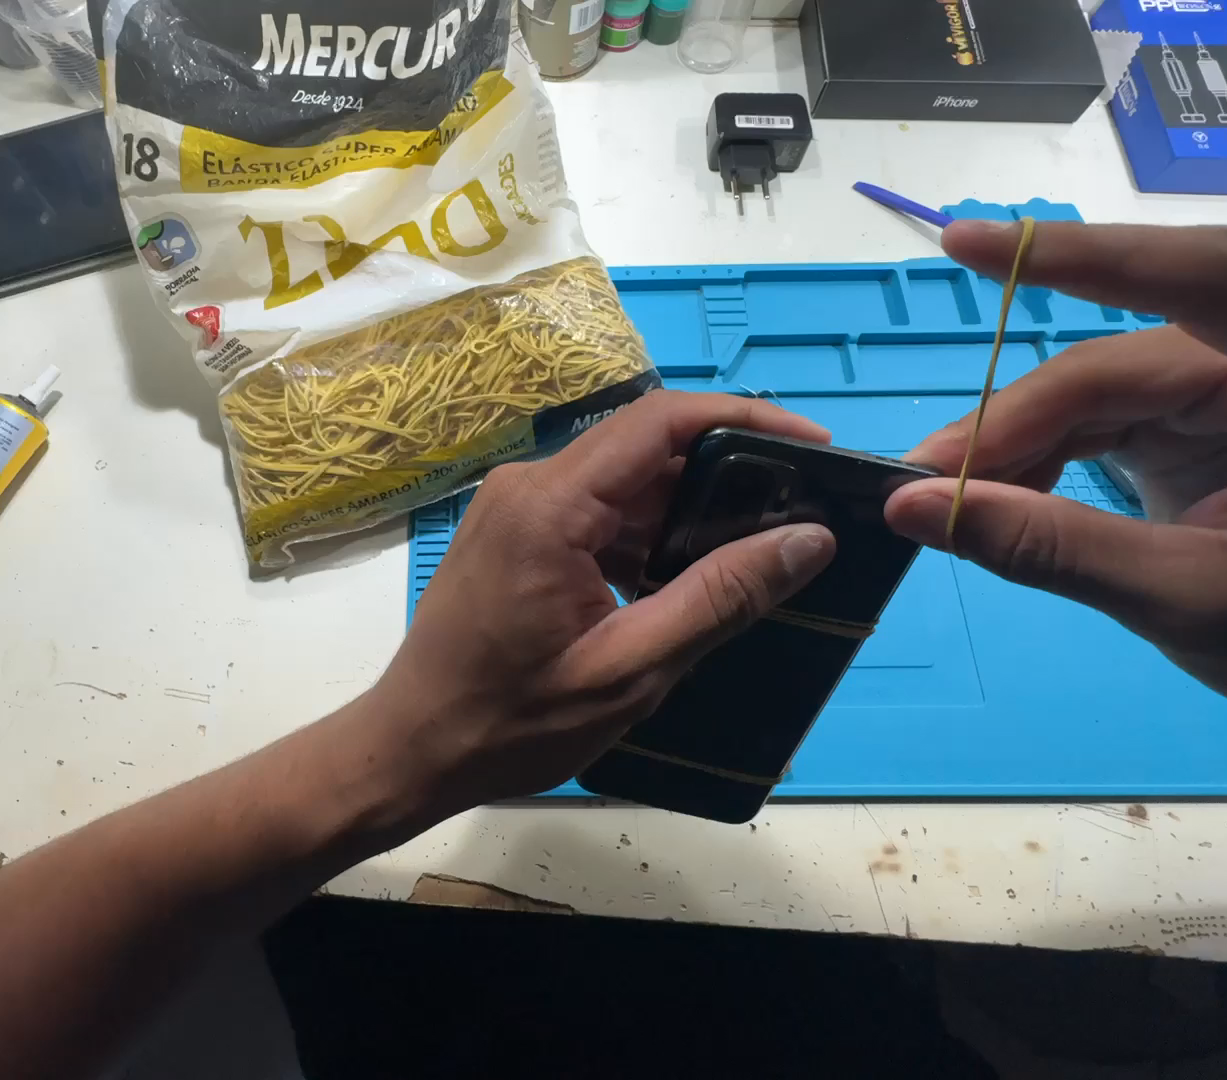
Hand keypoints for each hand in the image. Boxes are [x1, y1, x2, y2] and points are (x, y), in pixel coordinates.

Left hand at [376, 390, 836, 808]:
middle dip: (723, 474)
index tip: (811, 444)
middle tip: (795, 514)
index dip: (743, 420)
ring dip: (684, 512)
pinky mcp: (513, 534)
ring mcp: (515, 508)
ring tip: (753, 552)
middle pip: (642, 450)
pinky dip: (642, 537)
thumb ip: (719, 598)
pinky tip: (682, 577)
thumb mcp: (629, 670)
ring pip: (620, 485)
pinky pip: (592, 514)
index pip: (659, 423)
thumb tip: (809, 539)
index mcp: (548, 505)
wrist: (414, 746)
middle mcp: (527, 486)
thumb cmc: (512, 722)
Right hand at [887, 220, 1226, 736]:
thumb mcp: (1198, 604)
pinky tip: (1007, 494)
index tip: (966, 244)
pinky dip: (1047, 455)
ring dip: (1021, 443)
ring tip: (960, 500)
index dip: (1085, 259)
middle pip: (1125, 358)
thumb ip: (1051, 549)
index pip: (1217, 280)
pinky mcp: (1225, 406)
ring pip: (1104, 385)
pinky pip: (1110, 414)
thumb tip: (906, 506)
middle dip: (1015, 422)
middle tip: (923, 481)